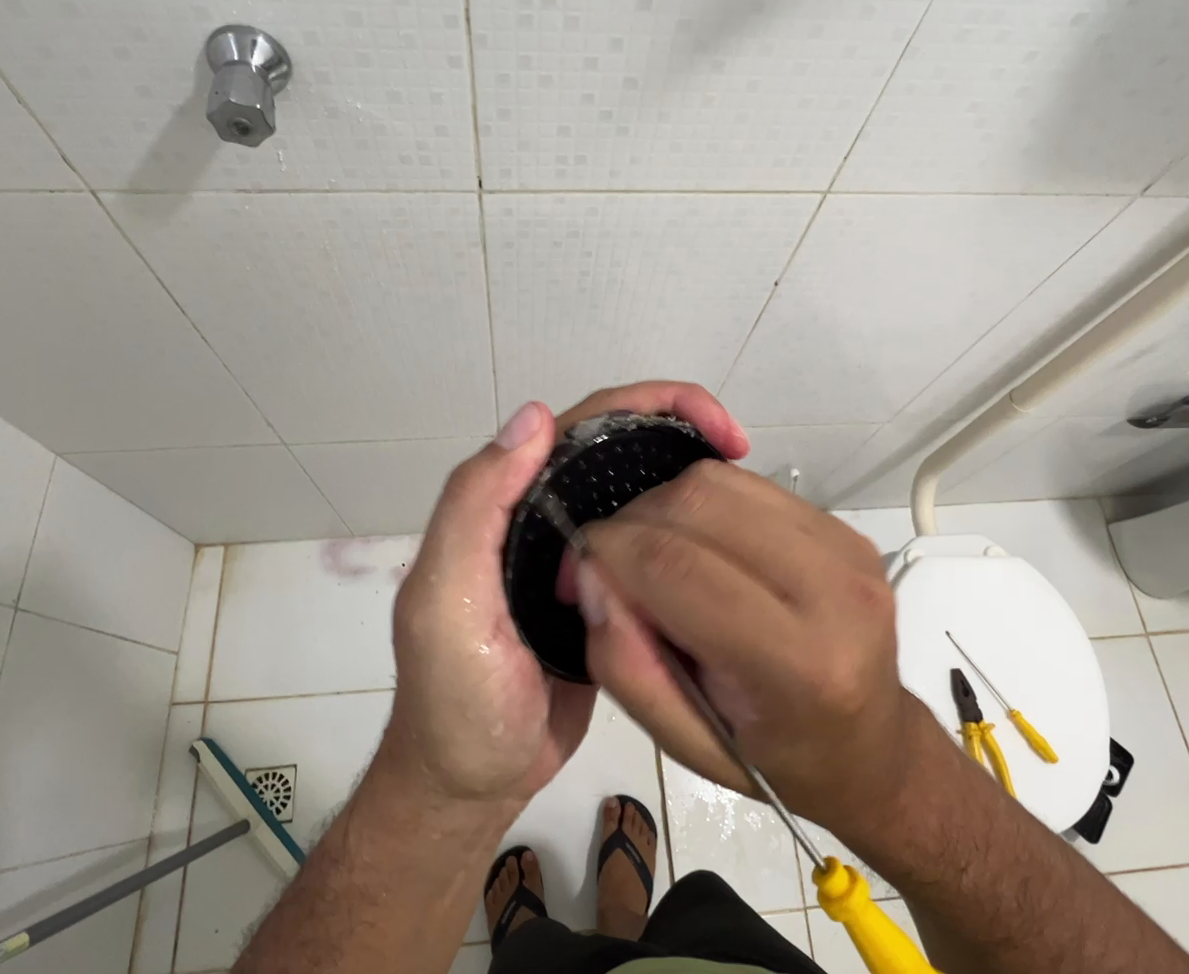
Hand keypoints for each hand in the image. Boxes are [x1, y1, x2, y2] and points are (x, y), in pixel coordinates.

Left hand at [376, 382, 748, 806]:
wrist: (475, 783)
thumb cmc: (456, 699)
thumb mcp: (447, 599)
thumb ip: (475, 507)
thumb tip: (536, 414)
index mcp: (506, 506)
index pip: (580, 427)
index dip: (646, 406)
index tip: (715, 424)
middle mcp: (541, 519)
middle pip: (615, 451)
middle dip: (677, 432)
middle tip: (739, 449)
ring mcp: (577, 560)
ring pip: (636, 498)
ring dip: (683, 480)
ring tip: (741, 487)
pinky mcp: (603, 599)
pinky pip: (647, 552)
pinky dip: (680, 537)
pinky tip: (717, 543)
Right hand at [576, 461, 933, 836]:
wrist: (870, 746)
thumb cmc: (772, 758)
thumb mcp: (684, 743)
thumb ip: (626, 663)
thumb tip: (589, 572)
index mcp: (798, 663)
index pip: (675, 568)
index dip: (607, 552)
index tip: (575, 570)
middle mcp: (833, 591)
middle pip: (696, 505)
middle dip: (628, 524)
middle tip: (607, 563)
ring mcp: (847, 550)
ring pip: (718, 481)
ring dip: (661, 507)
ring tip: (649, 553)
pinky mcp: (846, 527)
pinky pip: (747, 485)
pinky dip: (701, 504)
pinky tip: (696, 544)